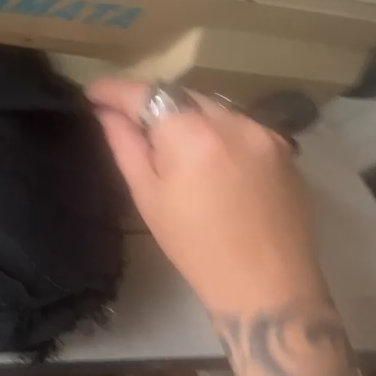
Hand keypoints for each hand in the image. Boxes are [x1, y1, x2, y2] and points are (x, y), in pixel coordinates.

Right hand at [88, 78, 325, 314]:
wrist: (268, 285)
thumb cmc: (195, 245)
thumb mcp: (147, 195)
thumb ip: (125, 144)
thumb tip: (106, 112)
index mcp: (191, 134)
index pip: (144, 93)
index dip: (114, 90)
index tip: (92, 93)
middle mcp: (231, 121)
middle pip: (178, 94)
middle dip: (150, 102)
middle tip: (125, 120)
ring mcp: (263, 132)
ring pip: (209, 107)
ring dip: (183, 115)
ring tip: (167, 142)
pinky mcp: (283, 148)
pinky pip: (236, 125)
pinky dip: (213, 131)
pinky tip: (207, 160)